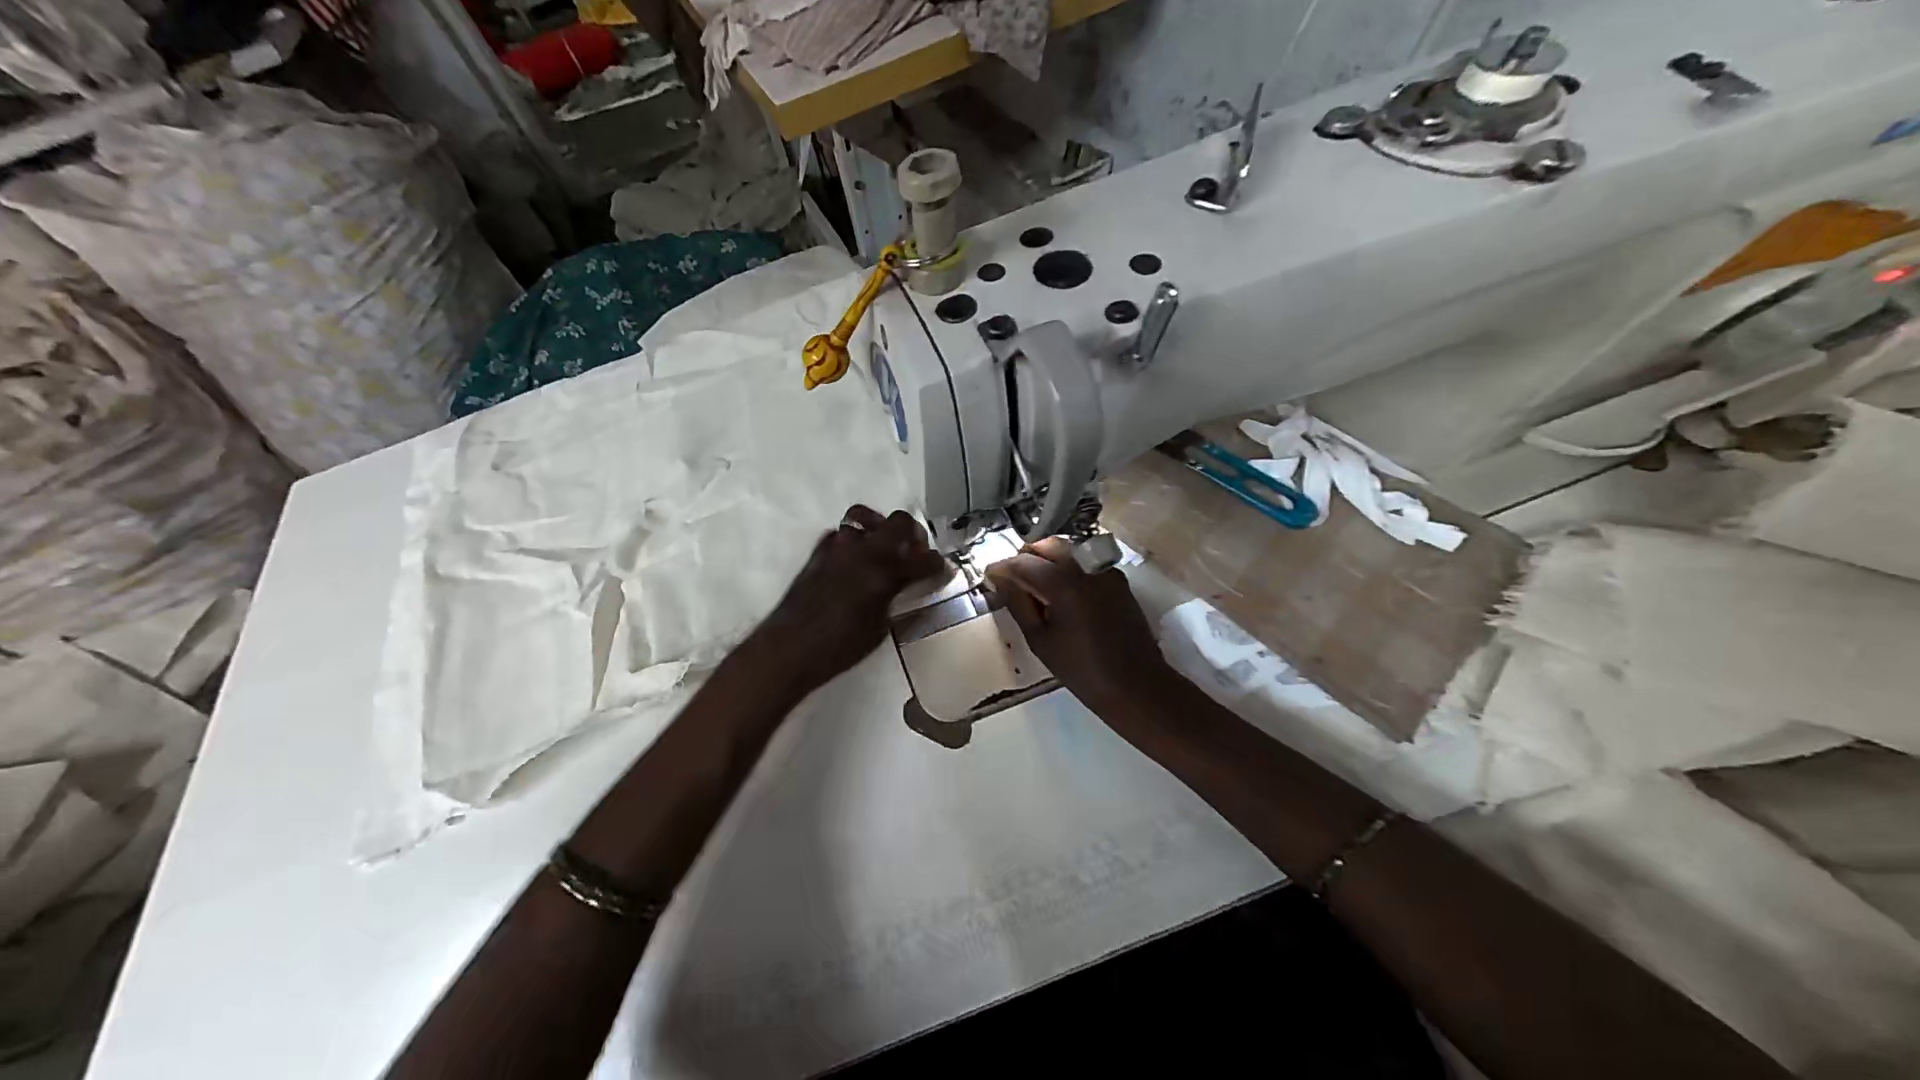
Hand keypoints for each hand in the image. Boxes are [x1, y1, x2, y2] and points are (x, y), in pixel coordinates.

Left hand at [747, 505, 948, 695]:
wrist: (788, 648)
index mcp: (885, 571)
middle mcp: (863, 550)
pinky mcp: (817, 553)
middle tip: (914, 551)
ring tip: (882, 550)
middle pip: (898, 521)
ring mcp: (838, 547)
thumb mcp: (880, 629)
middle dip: (911, 534)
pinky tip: (852, 562)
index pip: (923, 559)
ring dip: (878, 531)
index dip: (936, 564)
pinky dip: (852, 542)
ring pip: (864, 519)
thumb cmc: (840, 648)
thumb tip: (908, 592)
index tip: (939, 569)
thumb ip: (896, 602)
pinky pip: (840, 535)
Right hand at [984, 537, 1173, 712]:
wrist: (1135, 684)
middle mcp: (1085, 566)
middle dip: (1026, 557)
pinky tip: (1064, 594)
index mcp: (1063, 583)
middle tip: (1014, 581)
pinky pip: (1086, 562)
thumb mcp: (1040, 639)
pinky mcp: (1117, 578)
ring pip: (1068, 549)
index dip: (1001, 568)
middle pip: (1047, 545)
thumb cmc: (1081, 669)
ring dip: (1048, 560)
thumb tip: (1001, 579)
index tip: (990, 577)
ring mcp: (1105, 570)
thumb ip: (1018, 602)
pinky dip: (1069, 568)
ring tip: (1038, 588)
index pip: (1022, 562)